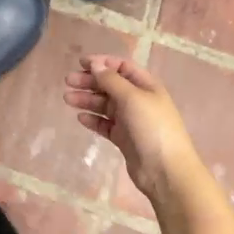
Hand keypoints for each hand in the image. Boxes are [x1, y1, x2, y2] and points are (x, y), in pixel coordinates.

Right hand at [64, 55, 198, 199]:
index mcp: (146, 85)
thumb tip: (95, 64)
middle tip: (68, 82)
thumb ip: (111, 80)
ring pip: (105, 105)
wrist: (165, 170)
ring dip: (87, 100)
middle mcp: (138, 100)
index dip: (102, 63)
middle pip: (110, 85)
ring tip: (67, 99)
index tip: (81, 63)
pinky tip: (81, 118)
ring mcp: (131, 120)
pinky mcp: (124, 138)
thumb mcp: (132, 98)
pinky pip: (105, 124)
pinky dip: (93, 120)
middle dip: (90, 81)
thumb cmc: (152, 127)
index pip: (122, 66)